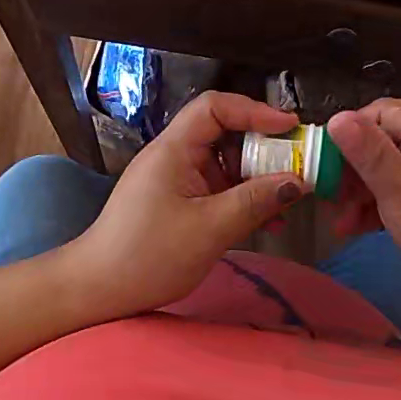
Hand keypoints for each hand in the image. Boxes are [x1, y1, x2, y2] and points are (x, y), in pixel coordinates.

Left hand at [65, 92, 305, 319]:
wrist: (100, 292)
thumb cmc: (149, 255)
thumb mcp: (210, 228)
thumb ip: (257, 201)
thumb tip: (300, 181)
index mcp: (174, 149)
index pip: (216, 107)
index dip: (255, 111)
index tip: (290, 129)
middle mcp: (176, 156)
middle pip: (227, 134)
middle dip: (265, 150)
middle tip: (298, 167)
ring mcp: (179, 180)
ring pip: (228, 164)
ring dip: (260, 180)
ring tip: (287, 203)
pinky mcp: (183, 202)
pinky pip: (222, 189)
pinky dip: (246, 200)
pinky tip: (269, 222)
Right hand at [326, 99, 400, 299]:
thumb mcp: (400, 194)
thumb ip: (368, 154)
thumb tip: (336, 117)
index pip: (383, 112)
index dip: (351, 136)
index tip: (329, 169)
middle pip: (392, 136)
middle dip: (358, 169)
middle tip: (334, 201)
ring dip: (371, 188)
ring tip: (347, 220)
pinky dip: (394, 196)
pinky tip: (368, 223)